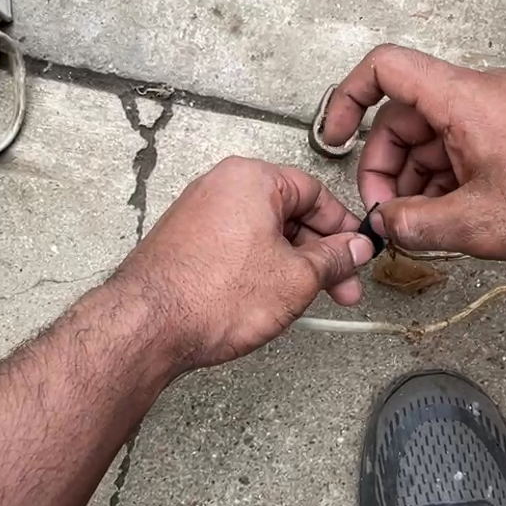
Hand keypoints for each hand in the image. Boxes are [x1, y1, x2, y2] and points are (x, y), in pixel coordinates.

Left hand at [110, 157, 373, 370]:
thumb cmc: (213, 295)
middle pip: (287, 213)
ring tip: (304, 300)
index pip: (314, 192)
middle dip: (318, 254)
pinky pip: (234, 246)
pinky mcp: (183, 241)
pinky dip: (257, 267)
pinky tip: (267, 298)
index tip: (356, 253)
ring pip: (261, 233)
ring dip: (290, 264)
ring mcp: (197, 213)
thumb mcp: (296, 278)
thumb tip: (354, 248)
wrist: (148, 326)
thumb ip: (333, 258)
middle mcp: (220, 187)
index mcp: (251, 179)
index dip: (342, 227)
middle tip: (341, 287)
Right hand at [318, 45, 505, 269]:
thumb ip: (415, 225)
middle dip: (386, 166)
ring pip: (435, 137)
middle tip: (389, 215)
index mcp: (466, 99)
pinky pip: (466, 147)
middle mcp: (484, 95)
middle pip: (405, 115)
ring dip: (419, 180)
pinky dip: (449, 180)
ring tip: (428, 227)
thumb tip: (384, 225)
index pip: (386, 68)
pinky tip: (457, 219)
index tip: (333, 137)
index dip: (346, 98)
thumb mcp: (479, 224)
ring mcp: (505, 114)